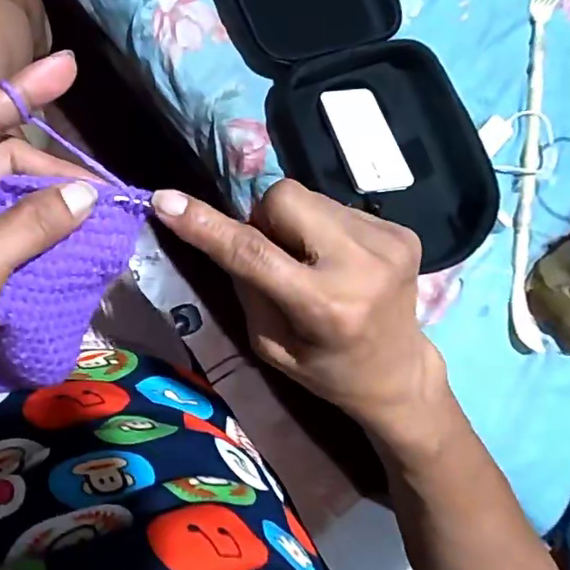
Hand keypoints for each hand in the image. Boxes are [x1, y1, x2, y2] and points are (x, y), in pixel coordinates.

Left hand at [0, 52, 99, 421]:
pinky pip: (7, 218)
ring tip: (98, 211)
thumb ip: (32, 222)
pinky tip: (74, 224)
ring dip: (50, 197)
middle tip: (103, 190)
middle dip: (48, 169)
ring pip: (6, 187)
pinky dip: (40, 221)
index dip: (21, 92)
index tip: (68, 64)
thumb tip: (87, 193)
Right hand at [152, 180, 462, 460]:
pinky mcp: (402, 230)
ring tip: (311, 261)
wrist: (398, 373)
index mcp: (323, 306)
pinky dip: (321, 227)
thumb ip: (246, 283)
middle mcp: (361, 266)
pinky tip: (336, 259)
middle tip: (273, 254)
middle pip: (283, 197)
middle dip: (264, 219)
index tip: (166, 201)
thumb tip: (218, 227)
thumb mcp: (268, 342)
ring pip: (308, 196)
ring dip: (294, 223)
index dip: (206, 225)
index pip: (252, 253)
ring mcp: (389, 242)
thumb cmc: (322, 368)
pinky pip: (334, 205)